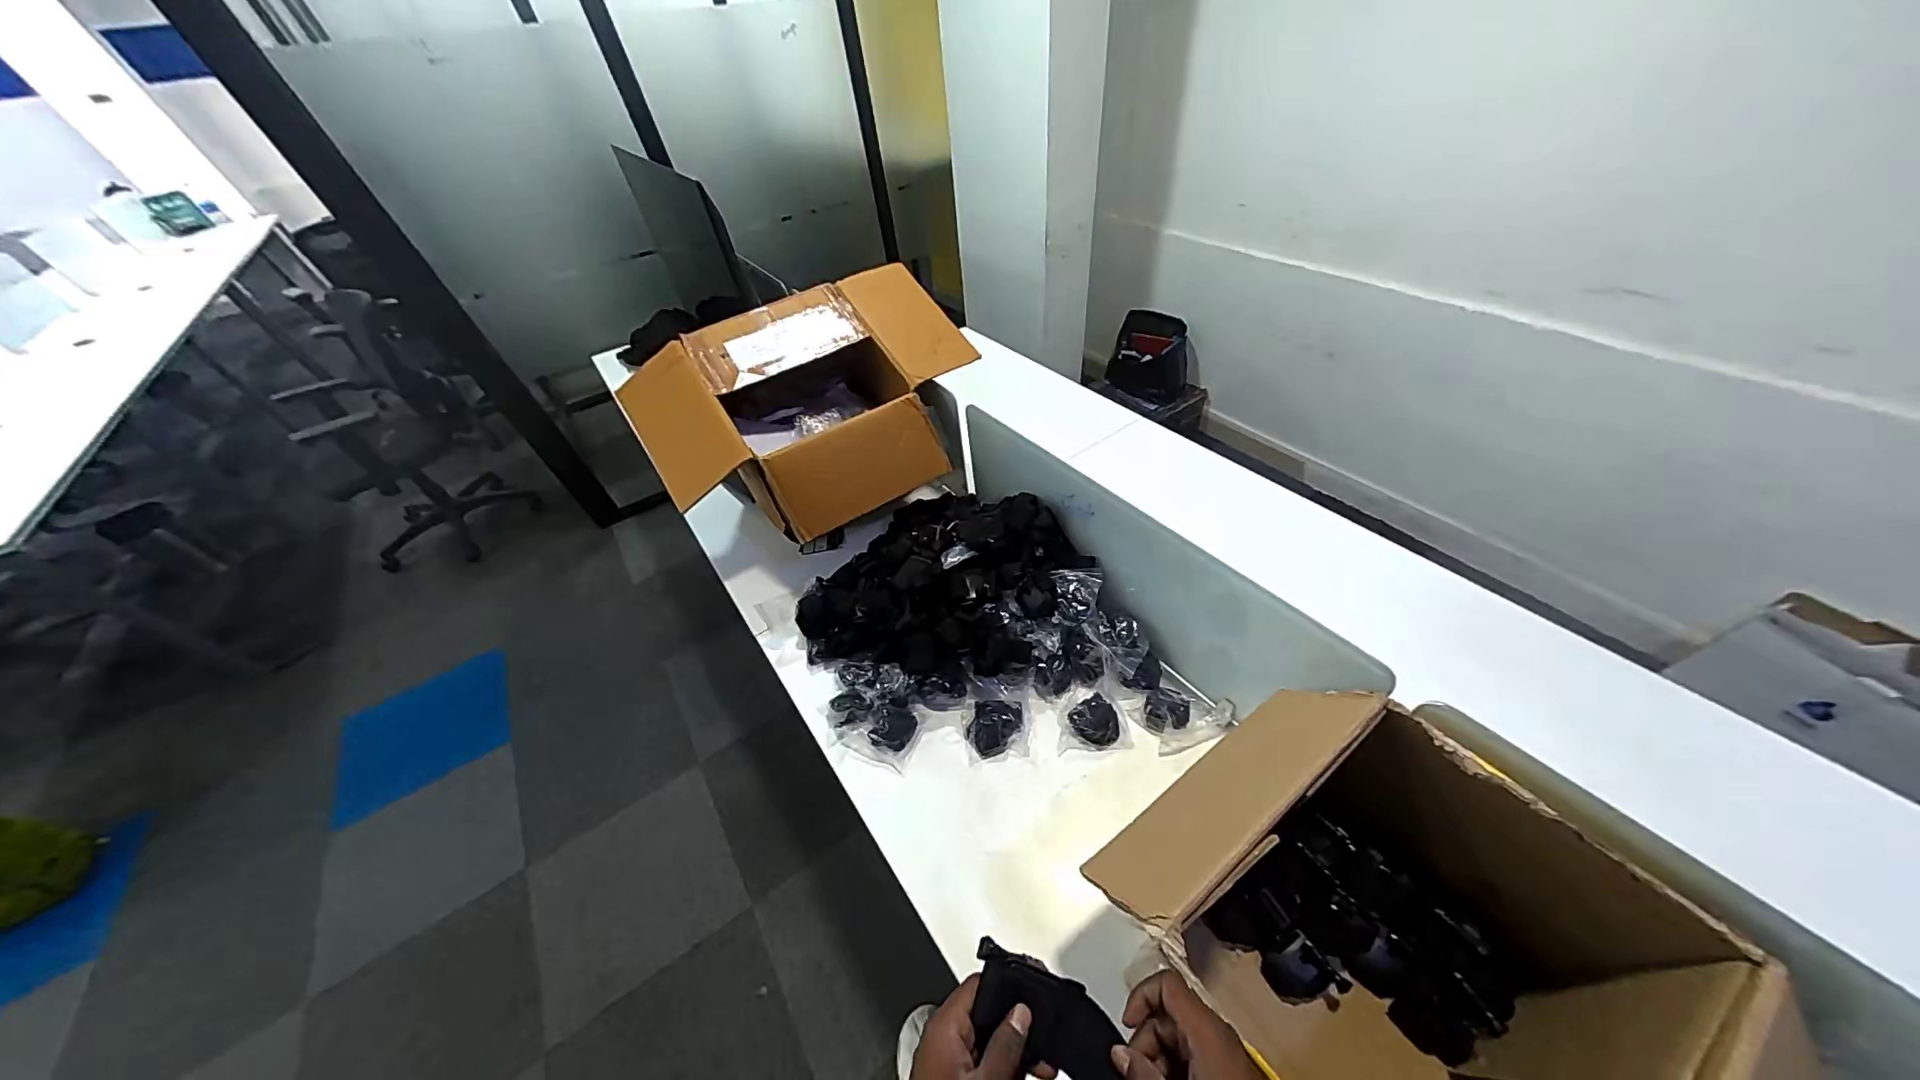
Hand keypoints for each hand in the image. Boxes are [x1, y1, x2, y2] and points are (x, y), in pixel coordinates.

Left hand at [909, 974, 1055, 1078]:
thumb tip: (1020, 1012)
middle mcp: (944, 1037)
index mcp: (945, 1027)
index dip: (1008, 983)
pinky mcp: (954, 1078)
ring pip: (989, 1039)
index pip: (979, 985)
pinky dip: (1005, 1066)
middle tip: (1045, 1036)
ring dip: (1017, 1050)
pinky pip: (983, 1061)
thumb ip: (1005, 1045)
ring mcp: (948, 1060)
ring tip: (1043, 1065)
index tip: (1034, 988)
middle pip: (987, 1012)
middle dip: (1018, 1025)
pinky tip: (1028, 1075)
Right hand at [1109, 971, 1263, 1079]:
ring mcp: (1225, 1049)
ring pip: (1178, 1034)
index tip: (1128, 1022)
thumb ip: (1145, 1070)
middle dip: (1147, 1038)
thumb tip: (1121, 1053)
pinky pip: (1192, 1051)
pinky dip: (1176, 1065)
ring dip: (1160, 1056)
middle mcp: (1217, 1031)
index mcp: (1208, 1027)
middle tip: (1140, 1070)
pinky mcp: (1228, 1066)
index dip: (1141, 995)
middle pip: (1168, 1011)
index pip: (1167, 982)